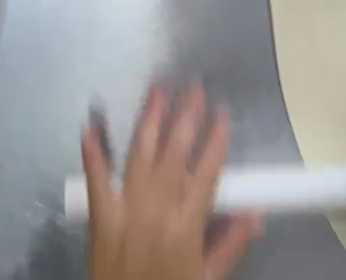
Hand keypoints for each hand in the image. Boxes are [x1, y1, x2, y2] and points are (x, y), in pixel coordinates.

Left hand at [83, 85, 263, 279]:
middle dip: (187, 116)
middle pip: (176, 153)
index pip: (207, 171)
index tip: (223, 111)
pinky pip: (96, 178)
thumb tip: (256, 213)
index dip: (216, 139)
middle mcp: (158, 208)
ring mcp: (127, 208)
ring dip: (150, 120)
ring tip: (158, 89)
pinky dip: (92, 152)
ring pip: (141, 155)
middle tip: (194, 85)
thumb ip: (230, 244)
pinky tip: (90, 125)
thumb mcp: (207, 278)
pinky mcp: (100, 215)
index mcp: (187, 224)